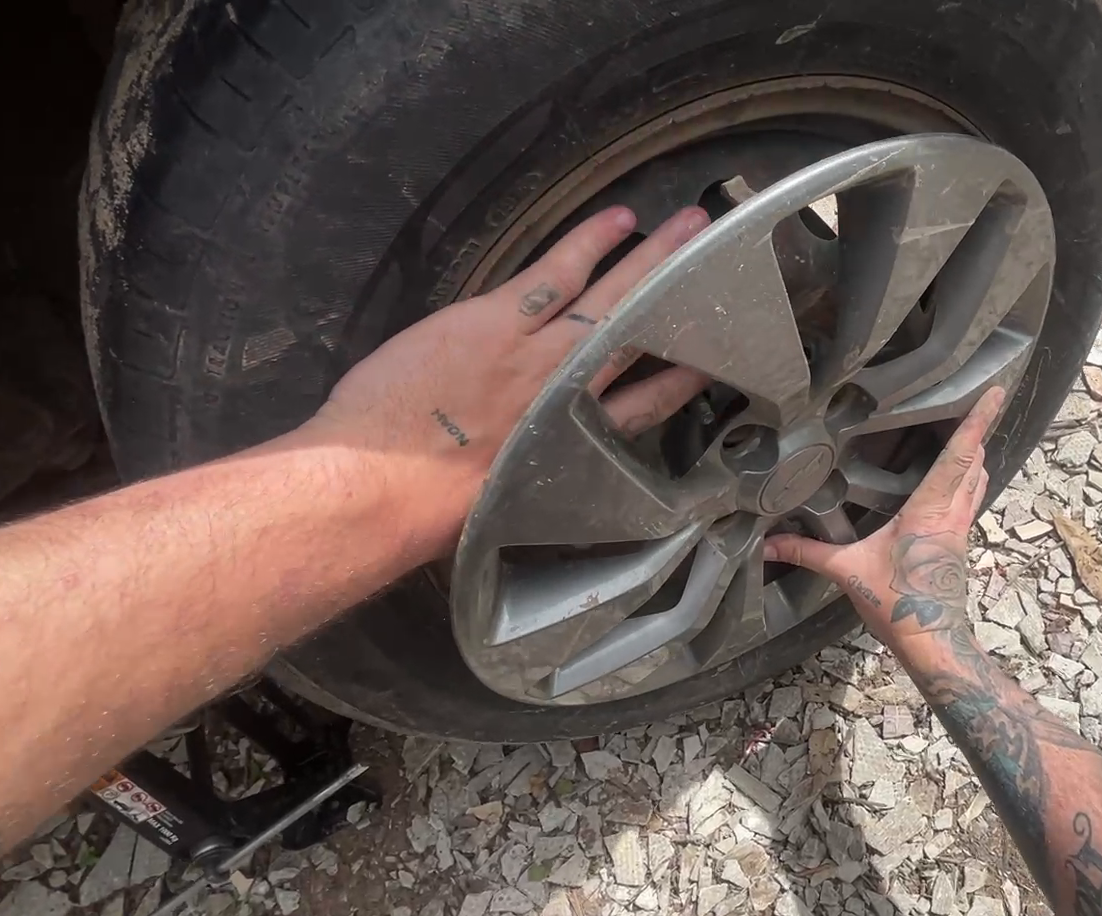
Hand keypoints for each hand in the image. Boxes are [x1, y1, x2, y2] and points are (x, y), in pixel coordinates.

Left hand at [300, 205, 711, 554]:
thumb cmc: (441, 509)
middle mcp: (574, 391)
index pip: (646, 404)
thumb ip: (544, 461)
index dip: (682, 380)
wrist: (382, 488)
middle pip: (641, 337)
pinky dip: (589, 243)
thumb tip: (551, 449)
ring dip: (652, 258)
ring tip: (688, 224)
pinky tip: (619, 219)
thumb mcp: (514, 495)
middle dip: (682, 301)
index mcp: (578, 436)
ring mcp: (540, 352)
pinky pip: (555, 273)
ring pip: (611, 296)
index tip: (709, 363)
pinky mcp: (497, 322)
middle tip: (719, 266)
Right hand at [763, 386, 1004, 658]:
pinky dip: (970, 482)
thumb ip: (808, 553)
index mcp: (928, 510)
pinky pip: (971, 502)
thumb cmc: (897, 604)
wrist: (933, 641)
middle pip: (974, 462)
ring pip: (977, 482)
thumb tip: (767, 545)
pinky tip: (960, 482)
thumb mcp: (848, 573)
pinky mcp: (960, 546)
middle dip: (978, 431)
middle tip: (979, 402)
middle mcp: (951, 514)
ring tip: (971, 434)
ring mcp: (960, 530)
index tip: (994, 393)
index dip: (976, 422)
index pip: (957, 456)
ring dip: (976, 456)